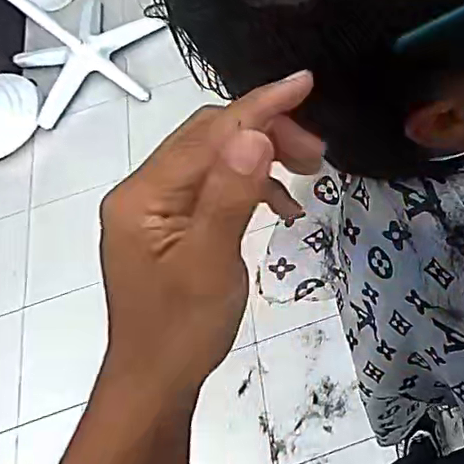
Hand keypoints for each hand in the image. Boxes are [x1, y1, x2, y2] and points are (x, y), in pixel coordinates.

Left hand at [96, 72, 324, 409]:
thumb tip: (256, 136)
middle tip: (318, 154)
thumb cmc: (182, 327)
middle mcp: (146, 190)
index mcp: (144, 194)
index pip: (210, 134)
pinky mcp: (176, 223)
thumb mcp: (211, 261)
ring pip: (219, 157)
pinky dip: (256, 184)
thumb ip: (231, 194)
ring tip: (311, 172)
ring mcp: (159, 207)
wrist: (156, 380)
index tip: (305, 82)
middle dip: (268, 132)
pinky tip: (285, 205)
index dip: (261, 106)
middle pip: (212, 138)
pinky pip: (220, 184)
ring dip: (265, 157)